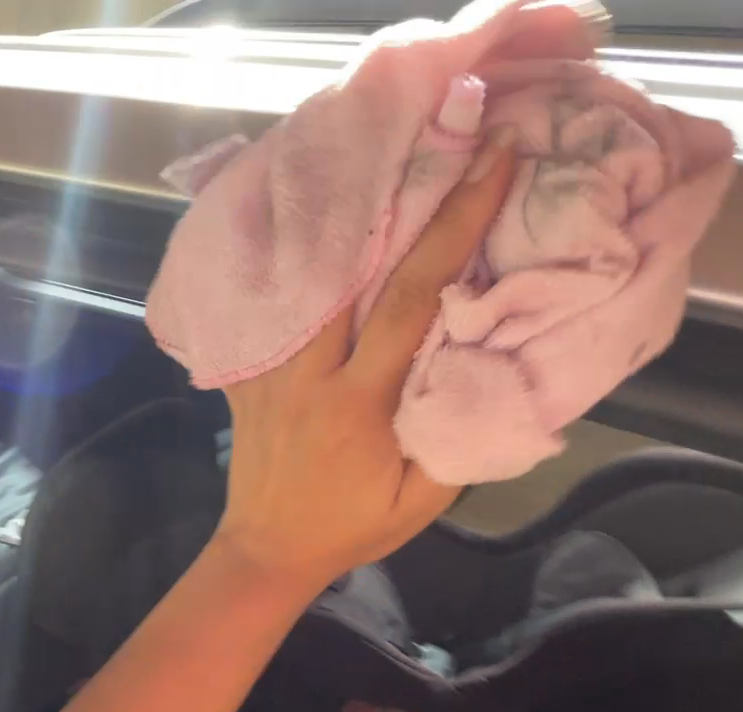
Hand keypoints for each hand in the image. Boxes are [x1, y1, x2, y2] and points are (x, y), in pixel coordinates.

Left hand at [212, 130, 517, 591]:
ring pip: (297, 282)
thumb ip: (459, 435)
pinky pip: (261, 310)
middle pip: (346, 271)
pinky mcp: (244, 378)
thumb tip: (499, 365)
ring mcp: (265, 372)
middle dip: (395, 196)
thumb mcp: (422, 499)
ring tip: (373, 159)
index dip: (450, 228)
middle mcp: (304, 374)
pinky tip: (301, 221)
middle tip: (432, 132)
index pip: (406, 301)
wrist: (266, 549)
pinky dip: (284, 263)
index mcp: (355, 402)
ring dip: (336, 218)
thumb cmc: (349, 528)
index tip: (490, 163)